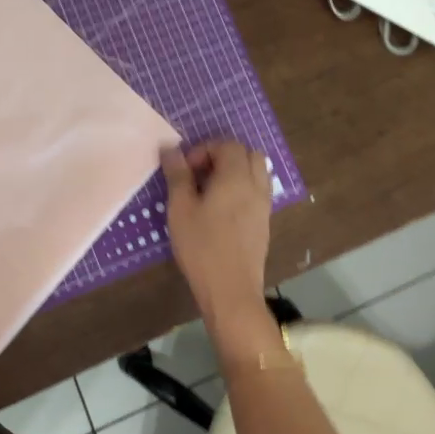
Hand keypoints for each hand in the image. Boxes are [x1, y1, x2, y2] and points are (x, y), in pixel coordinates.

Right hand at [162, 140, 274, 342]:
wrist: (230, 288)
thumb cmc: (201, 246)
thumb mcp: (180, 208)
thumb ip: (177, 175)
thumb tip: (171, 148)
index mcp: (236, 178)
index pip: (227, 145)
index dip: (204, 149)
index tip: (185, 169)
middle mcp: (256, 186)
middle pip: (248, 153)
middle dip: (222, 156)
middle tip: (198, 174)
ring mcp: (263, 205)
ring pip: (256, 172)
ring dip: (234, 171)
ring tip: (210, 190)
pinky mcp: (264, 222)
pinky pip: (258, 191)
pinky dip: (242, 188)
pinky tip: (221, 209)